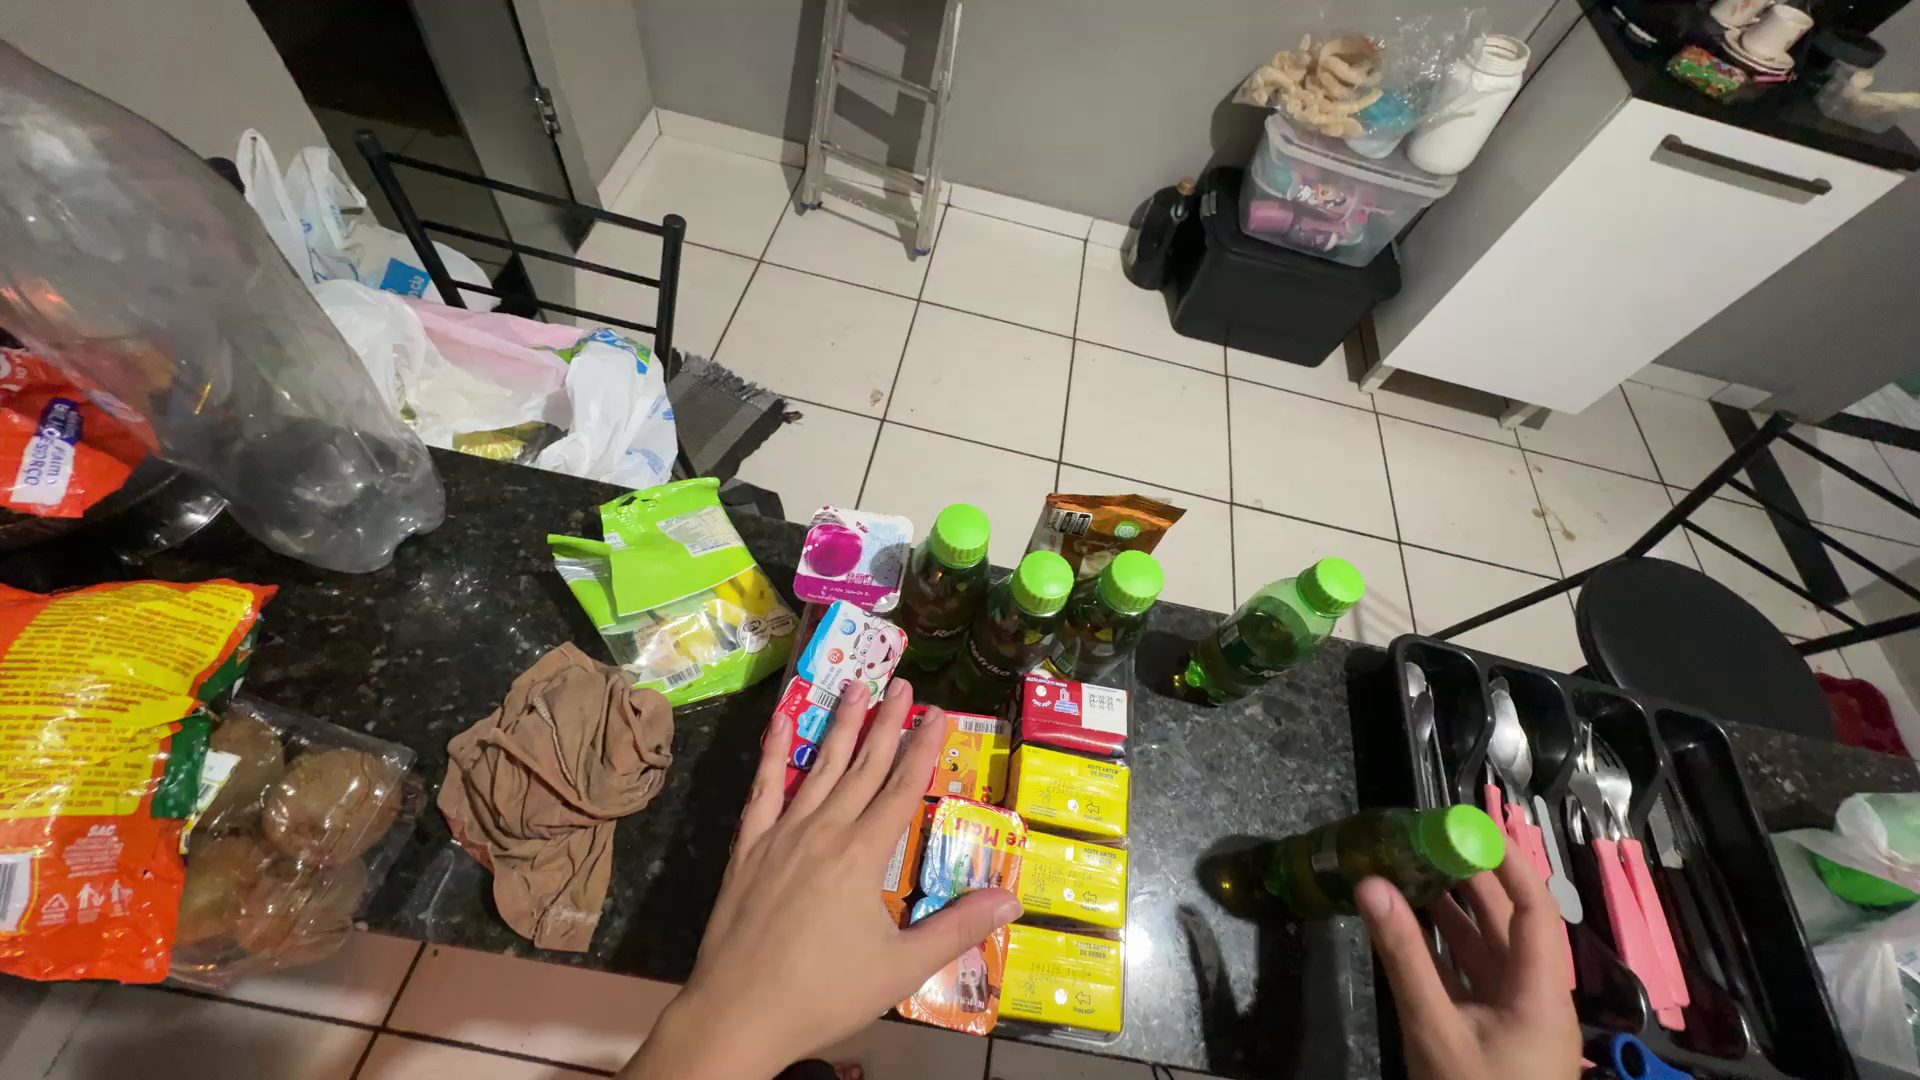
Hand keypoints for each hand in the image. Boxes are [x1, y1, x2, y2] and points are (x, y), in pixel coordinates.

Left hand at [620, 680, 1021, 1079]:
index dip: (925, 746)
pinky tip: (778, 720)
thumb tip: (1013, 899)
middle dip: (888, 722)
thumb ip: (957, 928)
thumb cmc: (824, 994)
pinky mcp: (751, 845)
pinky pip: (763, 788)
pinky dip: (772, 751)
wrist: (738, 1016)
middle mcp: (826, 829)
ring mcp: (784, 832)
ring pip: (820, 767)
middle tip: (902, 684)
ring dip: (842, 725)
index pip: (903, 786)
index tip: (939, 712)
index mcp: (863, 853)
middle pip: (865, 765)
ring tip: (857, 686)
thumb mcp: (901, 969)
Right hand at [1356, 855, 1581, 1079]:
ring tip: (1405, 863)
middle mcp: (1530, 992)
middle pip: (1505, 919)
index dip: (1508, 863)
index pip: (1534, 909)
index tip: (1470, 825)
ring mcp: (1508, 1010)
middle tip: (1423, 834)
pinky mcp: (1484, 1023)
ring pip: (1480, 941)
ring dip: (1446, 904)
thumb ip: (1402, 955)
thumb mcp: (1434, 1027)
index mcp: (1539, 991)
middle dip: (1467, 875)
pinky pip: (1462, 966)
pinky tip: (1402, 915)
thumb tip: (1368, 882)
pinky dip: (1435, 938)